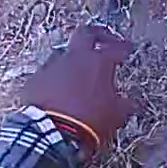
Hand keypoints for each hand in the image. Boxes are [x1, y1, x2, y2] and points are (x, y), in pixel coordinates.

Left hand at [21, 25, 135, 154]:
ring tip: (81, 68)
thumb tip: (131, 103)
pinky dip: (57, 77)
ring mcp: (52, 66)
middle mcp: (75, 58)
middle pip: (86, 33)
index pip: (116, 47)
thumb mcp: (115, 115)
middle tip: (106, 39)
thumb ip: (124, 105)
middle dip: (98, 34)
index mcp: (98, 62)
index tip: (127, 48)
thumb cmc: (88, 122)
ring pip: (65, 52)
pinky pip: (48, 73)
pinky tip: (60, 88)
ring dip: (74, 58)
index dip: (123, 47)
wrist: (50, 134)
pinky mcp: (35, 79)